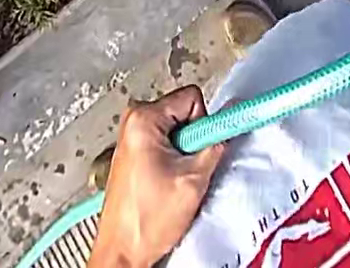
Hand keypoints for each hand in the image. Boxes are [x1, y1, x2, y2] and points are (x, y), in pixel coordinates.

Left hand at [89, 86, 225, 267]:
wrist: (120, 255)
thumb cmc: (144, 224)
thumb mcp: (193, 180)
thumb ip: (215, 145)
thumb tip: (228, 121)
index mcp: (143, 119)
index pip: (192, 97)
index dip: (203, 125)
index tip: (205, 146)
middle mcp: (133, 120)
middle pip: (183, 111)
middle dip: (192, 140)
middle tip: (185, 169)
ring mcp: (131, 134)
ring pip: (175, 127)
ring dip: (182, 151)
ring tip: (173, 179)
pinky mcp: (132, 149)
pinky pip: (164, 139)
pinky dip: (171, 158)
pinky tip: (164, 182)